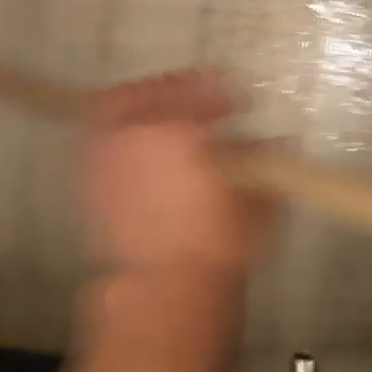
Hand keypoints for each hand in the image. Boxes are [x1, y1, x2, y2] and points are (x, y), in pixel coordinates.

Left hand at [81, 70, 273, 279]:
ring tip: (165, 119)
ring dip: (142, 108)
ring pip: (117, 111)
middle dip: (172, 89)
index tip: (240, 95)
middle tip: (192, 94)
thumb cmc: (221, 244)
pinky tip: (145, 150)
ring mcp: (103, 151)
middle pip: (148, 93)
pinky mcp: (88, 176)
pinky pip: (103, 139)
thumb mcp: (259, 206)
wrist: (164, 281)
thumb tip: (283, 142)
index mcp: (180, 131)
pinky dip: (124, 135)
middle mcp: (134, 130)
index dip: (222, 91)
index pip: (201, 95)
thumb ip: (266, 167)